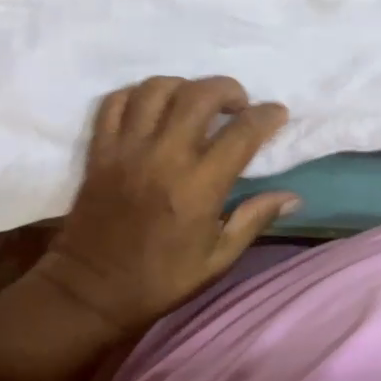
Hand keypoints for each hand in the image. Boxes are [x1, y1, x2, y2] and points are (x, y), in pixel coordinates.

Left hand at [35, 76, 299, 333]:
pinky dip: (136, 96)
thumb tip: (293, 196)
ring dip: (183, 86)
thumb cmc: (159, 281)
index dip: (267, 115)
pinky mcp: (99, 152)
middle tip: (237, 104)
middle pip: (200, 94)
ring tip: (194, 103)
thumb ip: (255, 219)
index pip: (242, 131)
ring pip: (156, 88)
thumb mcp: (218, 260)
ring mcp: (126, 151)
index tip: (277, 114)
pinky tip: (152, 109)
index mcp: (198, 187)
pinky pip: (115, 102)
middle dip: (228, 89)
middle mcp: (164, 157)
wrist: (87, 294)